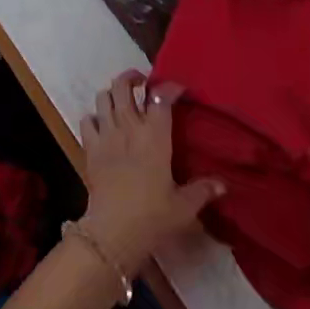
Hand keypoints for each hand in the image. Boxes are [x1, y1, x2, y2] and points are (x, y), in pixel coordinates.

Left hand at [77, 70, 223, 274]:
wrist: (114, 231)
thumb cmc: (153, 216)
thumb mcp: (184, 206)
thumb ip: (203, 191)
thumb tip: (223, 185)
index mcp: (155, 135)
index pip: (161, 97)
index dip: (169, 88)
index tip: (177, 90)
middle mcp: (129, 126)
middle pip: (123, 86)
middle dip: (132, 78)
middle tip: (142, 83)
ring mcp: (106, 134)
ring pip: (103, 97)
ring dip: (112, 94)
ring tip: (121, 101)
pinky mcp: (90, 147)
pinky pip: (86, 119)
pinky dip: (93, 117)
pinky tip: (101, 125)